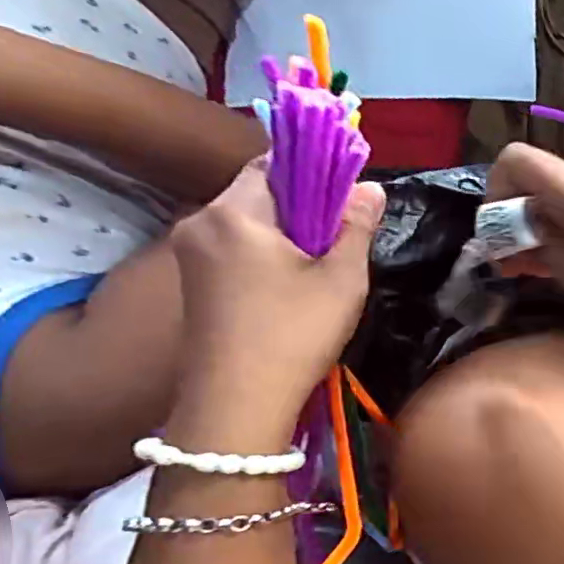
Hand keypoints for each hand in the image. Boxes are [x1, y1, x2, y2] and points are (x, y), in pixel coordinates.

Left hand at [169, 160, 382, 438]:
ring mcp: (192, 252)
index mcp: (234, 213)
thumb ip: (356, 227)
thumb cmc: (296, 332)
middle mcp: (202, 222)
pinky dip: (270, 251)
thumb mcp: (342, 279)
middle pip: (260, 192)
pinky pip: (238, 246)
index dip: (315, 171)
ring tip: (326, 263)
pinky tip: (297, 281)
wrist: (239, 399)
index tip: (350, 195)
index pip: (274, 164)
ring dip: (290, 230)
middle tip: (345, 235)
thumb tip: (372, 187)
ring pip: (250, 221)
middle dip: (305, 205)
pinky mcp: (195, 279)